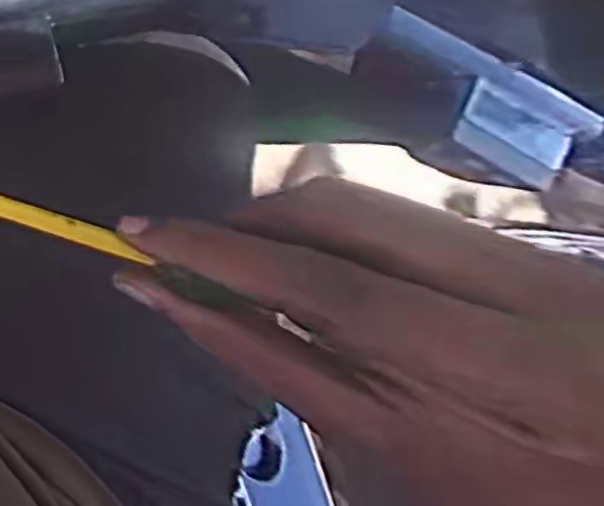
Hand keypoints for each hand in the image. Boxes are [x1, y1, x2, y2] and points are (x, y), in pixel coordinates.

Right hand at [114, 177, 603, 505]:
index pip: (324, 282)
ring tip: (255, 263)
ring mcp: (538, 256)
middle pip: (336, 210)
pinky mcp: (530, 241)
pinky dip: (328, 225)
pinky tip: (317, 262)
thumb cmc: (500, 482)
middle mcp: (532, 290)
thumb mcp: (380, 440)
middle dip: (244, 221)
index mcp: (503, 366)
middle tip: (197, 254)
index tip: (136, 234)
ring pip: (358, 198)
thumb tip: (149, 289)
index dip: (215, 251)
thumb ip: (256, 354)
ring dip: (279, 219)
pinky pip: (393, 207)